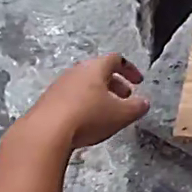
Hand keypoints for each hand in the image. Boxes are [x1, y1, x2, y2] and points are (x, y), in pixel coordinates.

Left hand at [20, 54, 149, 149]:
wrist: (46, 131)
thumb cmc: (88, 117)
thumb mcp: (121, 114)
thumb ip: (137, 107)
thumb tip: (144, 103)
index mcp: (95, 68)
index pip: (116, 60)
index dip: (130, 69)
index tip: (138, 81)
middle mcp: (76, 72)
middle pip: (98, 71)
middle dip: (115, 83)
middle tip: (125, 97)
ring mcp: (59, 85)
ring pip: (85, 84)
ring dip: (100, 94)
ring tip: (108, 111)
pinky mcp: (49, 101)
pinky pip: (72, 96)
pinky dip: (85, 103)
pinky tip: (88, 120)